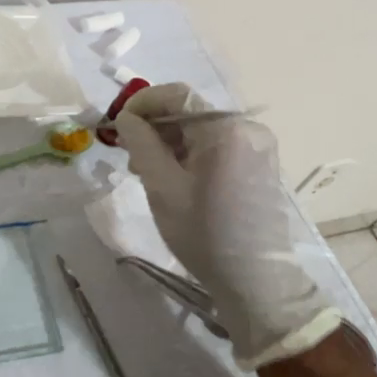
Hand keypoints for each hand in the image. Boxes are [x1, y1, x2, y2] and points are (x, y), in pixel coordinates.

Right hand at [114, 84, 342, 368]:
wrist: (256, 282)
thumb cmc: (205, 234)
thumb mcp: (162, 186)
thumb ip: (141, 143)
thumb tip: (127, 118)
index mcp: (226, 128)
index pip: (176, 95)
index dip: (142, 103)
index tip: (118, 126)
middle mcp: (247, 127)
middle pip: (189, 111)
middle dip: (154, 127)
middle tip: (129, 154)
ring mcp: (257, 146)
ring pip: (201, 129)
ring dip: (170, 142)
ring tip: (147, 171)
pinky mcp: (258, 164)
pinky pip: (216, 145)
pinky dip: (190, 154)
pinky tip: (174, 178)